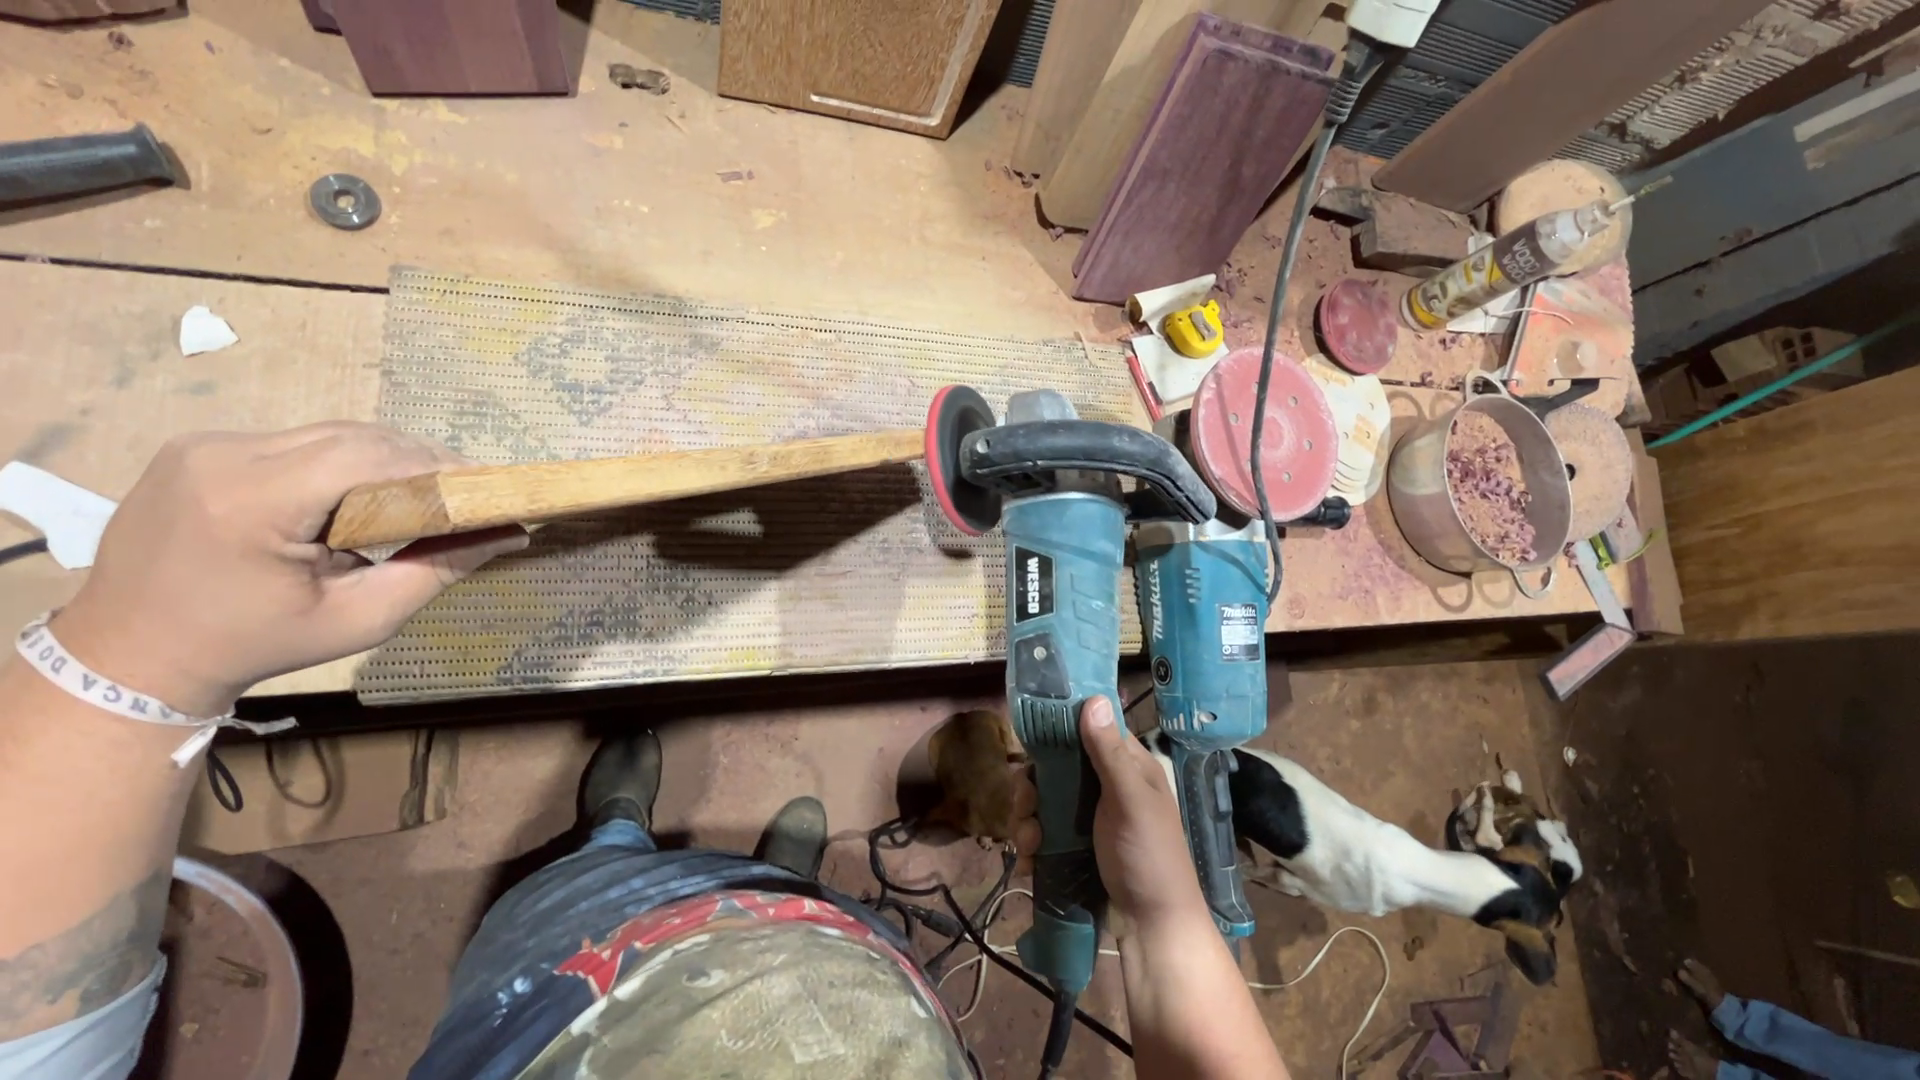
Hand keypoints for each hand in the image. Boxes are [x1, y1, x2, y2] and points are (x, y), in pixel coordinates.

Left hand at [52, 423, 527, 715]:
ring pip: (325, 432)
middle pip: (350, 436)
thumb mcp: (358, 619)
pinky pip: (294, 441)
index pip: (367, 456)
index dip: (434, 465)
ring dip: (383, 456)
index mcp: (252, 501)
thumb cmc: (253, 645)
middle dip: (417, 458)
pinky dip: (343, 459)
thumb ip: (436, 571)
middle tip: (466, 489)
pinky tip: (366, 489)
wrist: (129, 655)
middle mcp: (222, 455)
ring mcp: (203, 445)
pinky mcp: (198, 447)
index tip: (483, 488)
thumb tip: (508, 535)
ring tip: (425, 489)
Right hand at [1009, 698, 1208, 933]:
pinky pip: (1043, 833)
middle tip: (1026, 811)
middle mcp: (1106, 785)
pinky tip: (1028, 864)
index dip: (1055, 734)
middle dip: (1032, 790)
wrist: (1154, 928)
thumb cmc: (1149, 858)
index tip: (1030, 747)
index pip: (1084, 731)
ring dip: (1027, 822)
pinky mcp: (1076, 846)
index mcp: (1126, 766)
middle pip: (1054, 768)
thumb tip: (1094, 698)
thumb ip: (1108, 753)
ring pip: (1043, 802)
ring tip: (1029, 848)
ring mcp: (1089, 817)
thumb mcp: (1131, 801)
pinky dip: (1031, 846)